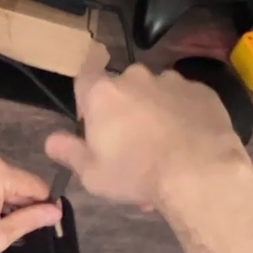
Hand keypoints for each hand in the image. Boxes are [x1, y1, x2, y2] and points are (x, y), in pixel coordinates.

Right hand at [44, 44, 252, 212]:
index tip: (91, 123)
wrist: (198, 171)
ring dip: (152, 116)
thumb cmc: (135, 174)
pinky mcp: (202, 91)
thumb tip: (51, 140)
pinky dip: (180, 119)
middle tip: (128, 148)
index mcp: (103, 94)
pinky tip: (185, 147)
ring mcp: (172, 81)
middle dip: (121, 112)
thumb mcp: (92, 174)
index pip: (83, 79)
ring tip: (161, 153)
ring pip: (154, 96)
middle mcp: (136, 77)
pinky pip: (183, 102)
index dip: (85, 100)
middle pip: (121, 89)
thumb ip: (69, 152)